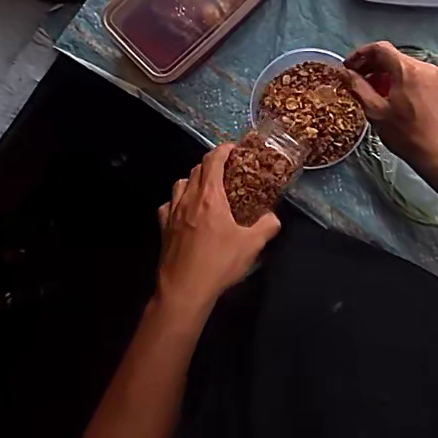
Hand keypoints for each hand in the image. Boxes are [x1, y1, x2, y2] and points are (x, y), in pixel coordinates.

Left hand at [156, 144, 281, 313]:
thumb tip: (273, 218)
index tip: (232, 148)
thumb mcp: (252, 245)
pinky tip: (184, 213)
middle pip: (196, 169)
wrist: (184, 289)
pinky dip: (176, 203)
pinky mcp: (164, 228)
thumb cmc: (218, 263)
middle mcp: (189, 199)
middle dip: (210, 164)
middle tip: (225, 170)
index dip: (223, 150)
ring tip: (204, 190)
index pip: (213, 161)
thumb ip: (267, 226)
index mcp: (210, 196)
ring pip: (180, 184)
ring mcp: (172, 212)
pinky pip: (168, 206)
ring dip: (192, 181)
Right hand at [343, 42, 437, 170]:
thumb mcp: (376, 111)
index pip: (380, 49)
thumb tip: (345, 73)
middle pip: (393, 56)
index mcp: (407, 69)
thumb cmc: (406, 134)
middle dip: (372, 65)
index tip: (349, 67)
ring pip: (405, 66)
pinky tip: (393, 98)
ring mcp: (436, 77)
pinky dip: (401, 81)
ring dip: (385, 74)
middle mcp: (424, 67)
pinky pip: (417, 76)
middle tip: (356, 79)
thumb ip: (358, 87)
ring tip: (373, 91)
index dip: (360, 54)